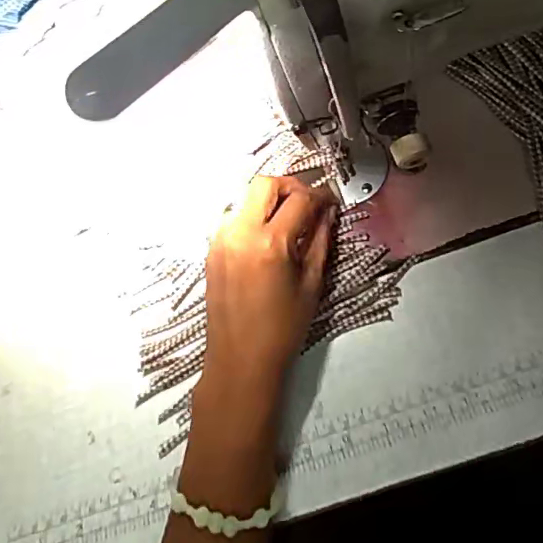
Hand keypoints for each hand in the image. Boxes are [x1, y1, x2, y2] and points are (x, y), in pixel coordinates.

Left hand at [195, 176, 333, 430]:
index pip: (299, 199)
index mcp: (270, 244)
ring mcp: (221, 240)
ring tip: (289, 220)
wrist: (239, 360)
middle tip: (307, 201)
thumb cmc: (281, 329)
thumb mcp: (311, 284)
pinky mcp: (211, 250)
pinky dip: (253, 216)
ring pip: (245, 197)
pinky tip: (269, 236)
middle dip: (290, 185)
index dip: (321, 195)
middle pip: (265, 183)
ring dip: (269, 200)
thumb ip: (321, 241)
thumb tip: (328, 213)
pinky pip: (234, 217)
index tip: (330, 201)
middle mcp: (240, 234)